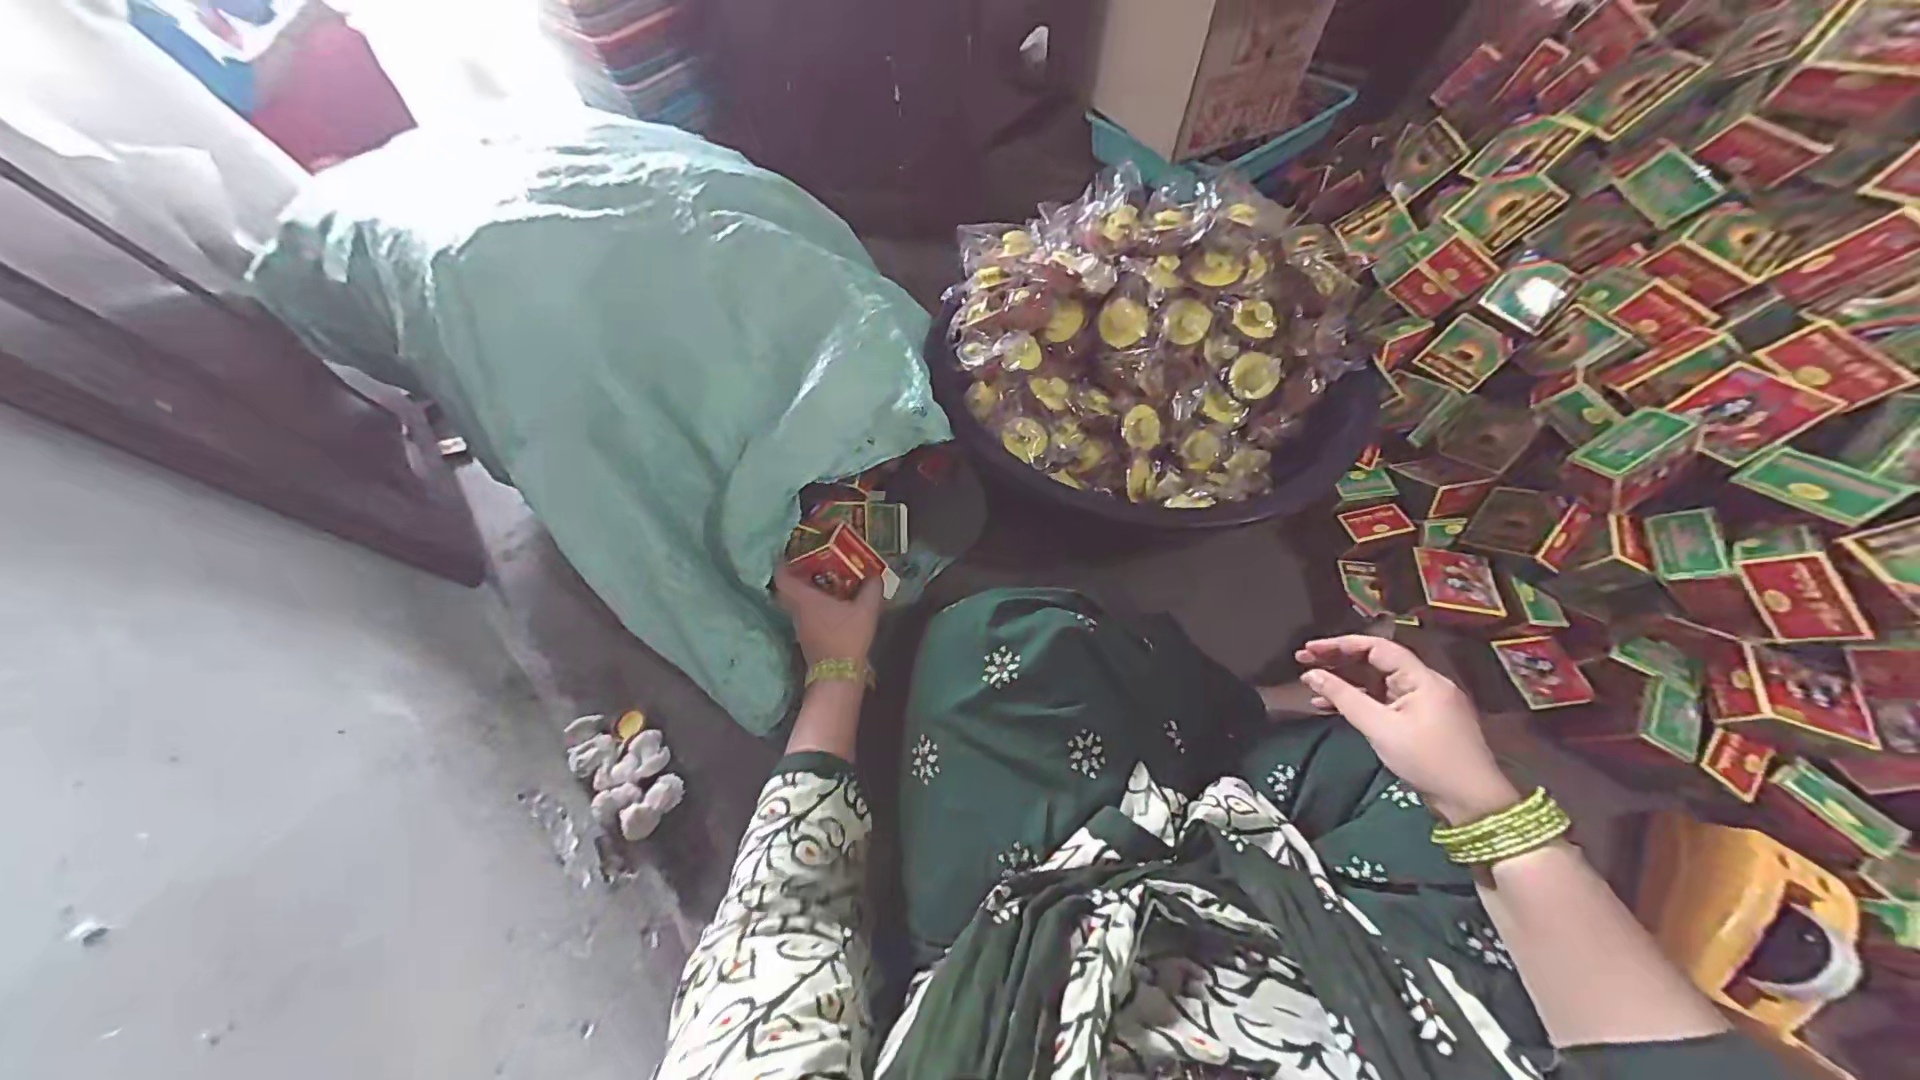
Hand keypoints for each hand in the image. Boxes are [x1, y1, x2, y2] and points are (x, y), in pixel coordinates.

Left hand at [774, 566, 883, 667]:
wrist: (838, 674)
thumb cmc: (848, 636)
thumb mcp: (866, 609)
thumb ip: (872, 589)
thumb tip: (875, 574)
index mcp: (806, 600)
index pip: (782, 578)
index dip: (783, 564)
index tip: (791, 554)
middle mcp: (797, 611)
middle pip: (787, 590)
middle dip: (796, 578)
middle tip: (812, 568)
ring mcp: (800, 627)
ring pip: (796, 604)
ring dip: (806, 594)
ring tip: (826, 584)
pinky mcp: (807, 639)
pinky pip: (805, 616)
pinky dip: (813, 608)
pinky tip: (832, 607)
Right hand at [1295, 635, 1520, 825]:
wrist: (1472, 803)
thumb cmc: (1427, 760)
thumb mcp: (1379, 727)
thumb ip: (1343, 697)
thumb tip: (1311, 675)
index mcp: (1422, 679)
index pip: (1377, 647)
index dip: (1340, 644)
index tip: (1310, 649)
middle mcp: (1424, 684)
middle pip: (1375, 661)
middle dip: (1337, 660)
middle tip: (1303, 660)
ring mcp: (1423, 702)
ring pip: (1375, 682)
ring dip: (1343, 682)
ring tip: (1311, 683)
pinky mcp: (1419, 720)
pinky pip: (1382, 700)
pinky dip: (1357, 700)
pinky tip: (1330, 706)